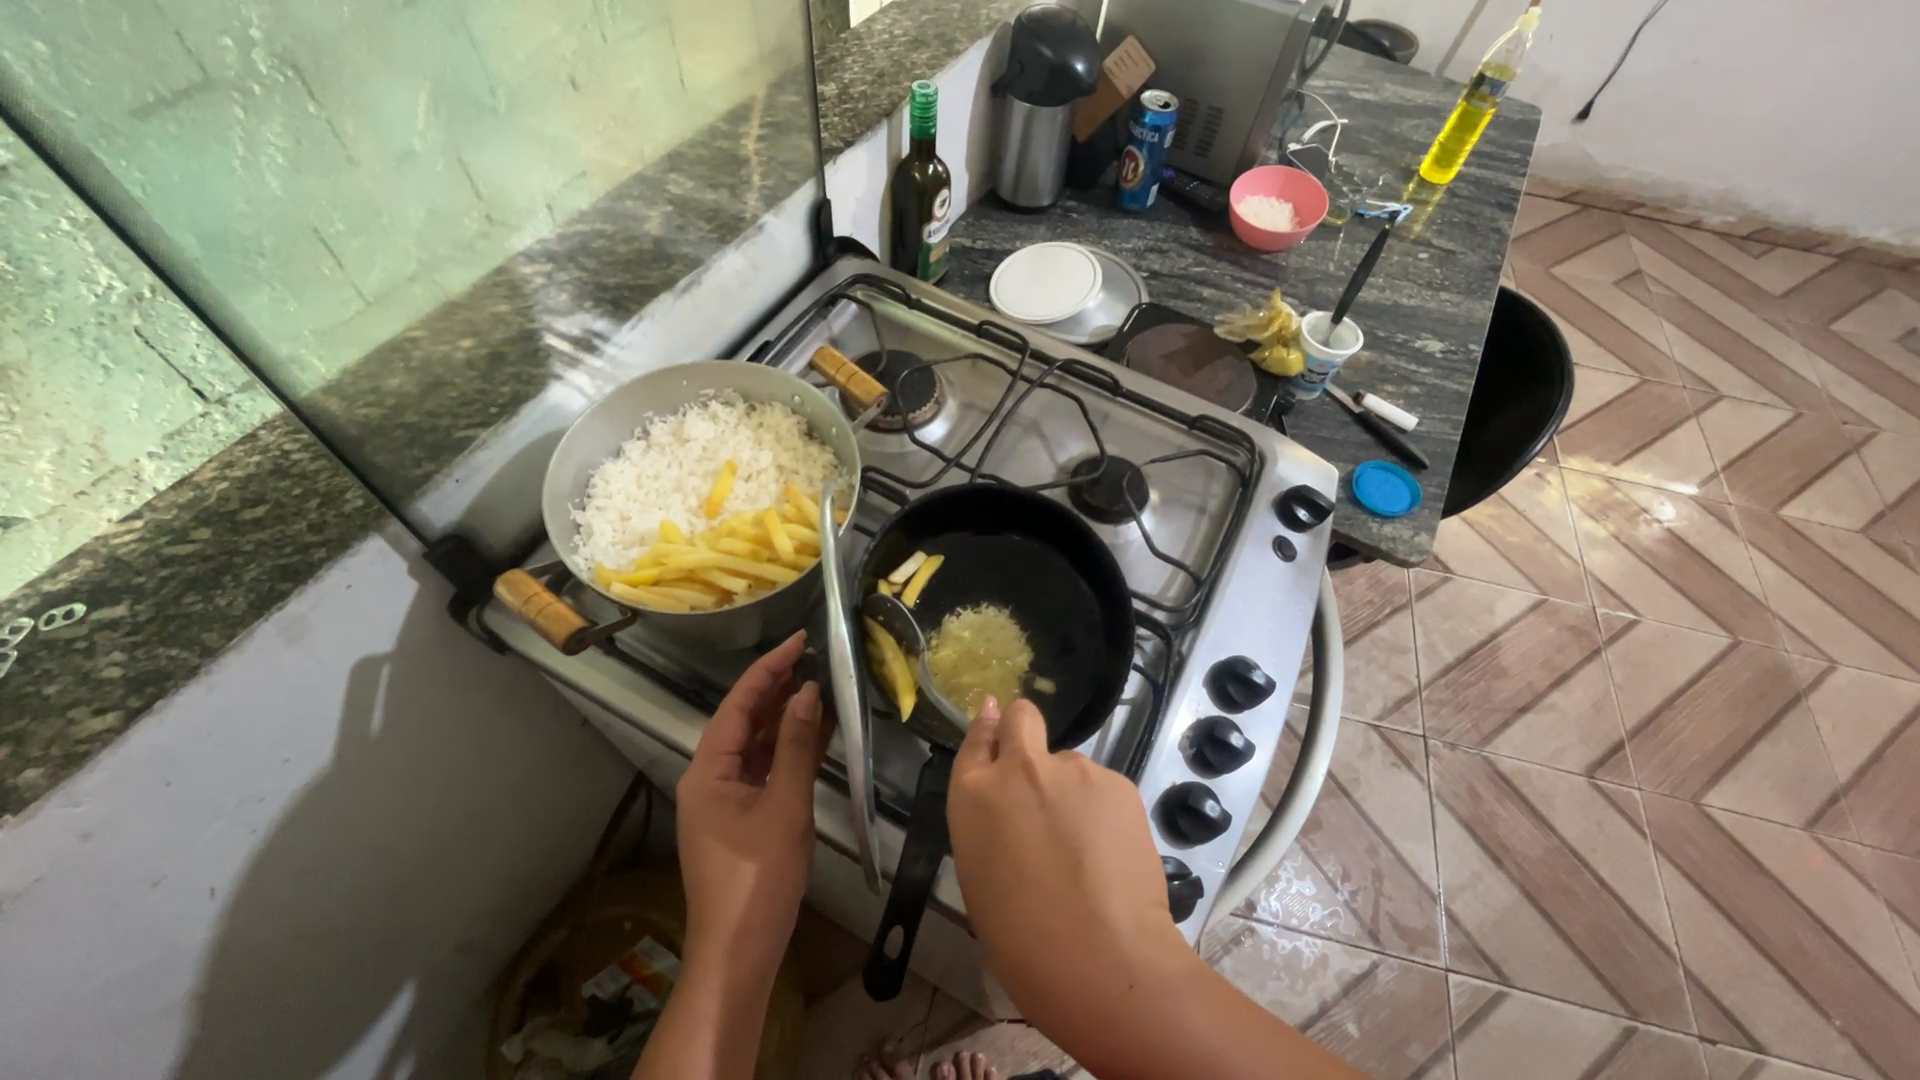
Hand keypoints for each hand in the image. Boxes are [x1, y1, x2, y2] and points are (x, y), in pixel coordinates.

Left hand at [676, 630, 829, 980]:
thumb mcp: (785, 806)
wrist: (739, 951)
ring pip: (755, 745)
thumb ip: (797, 746)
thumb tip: (809, 693)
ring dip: (784, 718)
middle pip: (743, 721)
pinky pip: (763, 770)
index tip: (800, 640)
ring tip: (819, 686)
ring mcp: (723, 800)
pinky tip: (815, 734)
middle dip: (777, 688)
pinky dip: (787, 750)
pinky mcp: (740, 818)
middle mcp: (708, 778)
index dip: (769, 668)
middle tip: (814, 658)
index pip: (738, 704)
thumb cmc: (759, 878)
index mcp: (707, 770)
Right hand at [947, 699, 1365, 1079]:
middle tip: (1039, 765)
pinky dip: (1105, 812)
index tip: (995, 717)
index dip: (988, 726)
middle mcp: (1020, 768)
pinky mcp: (1118, 782)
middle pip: (1023, 716)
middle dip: (1026, 727)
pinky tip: (1111, 854)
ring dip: (1073, 791)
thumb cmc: (1021, 938)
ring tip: (1086, 847)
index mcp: (974, 794)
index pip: (977, 738)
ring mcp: (1072, 770)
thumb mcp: (981, 874)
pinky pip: (1105, 789)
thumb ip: (992, 825)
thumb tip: (1011, 815)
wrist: (1096, 954)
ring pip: (1072, 765)